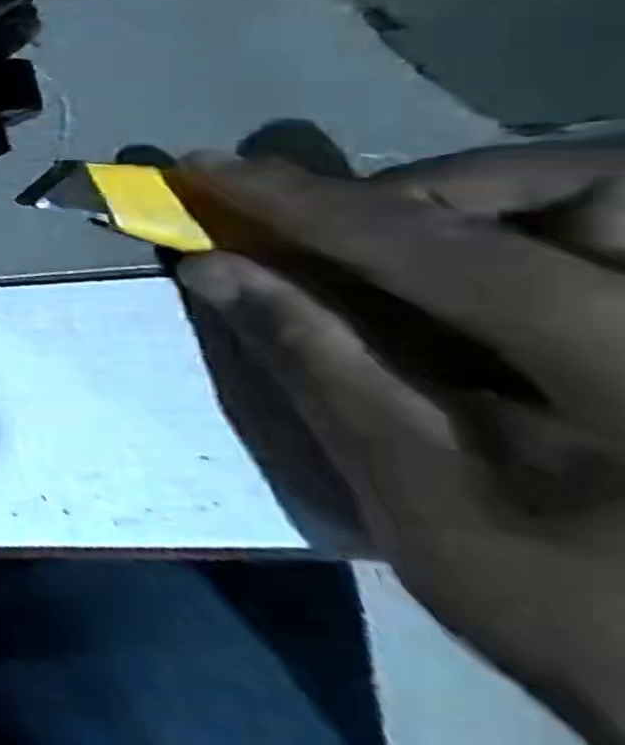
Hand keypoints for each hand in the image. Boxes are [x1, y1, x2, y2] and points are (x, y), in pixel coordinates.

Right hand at [175, 148, 624, 740]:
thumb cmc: (577, 619)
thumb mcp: (418, 496)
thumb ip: (317, 364)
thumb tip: (212, 270)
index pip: (430, 247)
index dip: (301, 204)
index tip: (204, 168)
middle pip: (572, 187)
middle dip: (430, 194)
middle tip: (334, 234)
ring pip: (604, 204)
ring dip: (475, 215)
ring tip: (391, 264)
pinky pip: (616, 250)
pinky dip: (526, 247)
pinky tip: (464, 301)